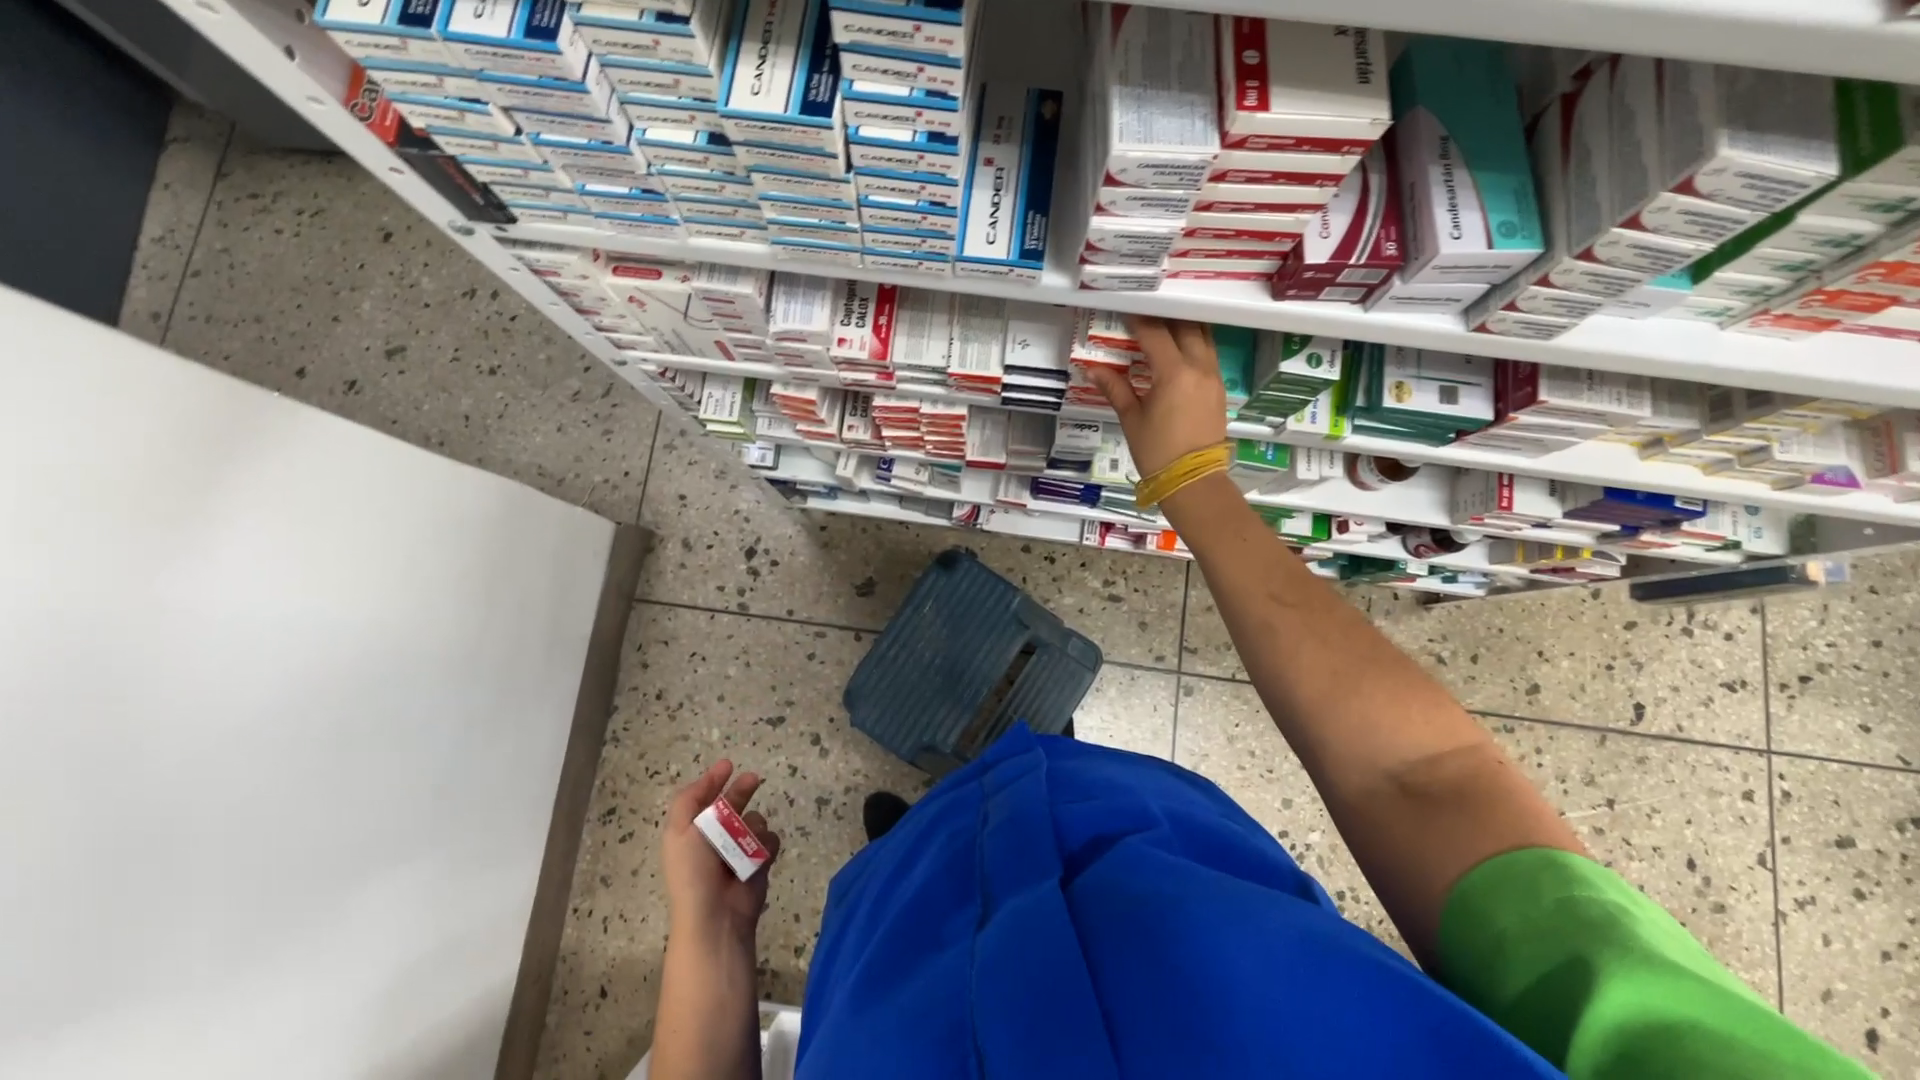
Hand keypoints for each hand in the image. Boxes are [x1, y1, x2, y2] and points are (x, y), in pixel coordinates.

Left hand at [661, 759, 781, 938]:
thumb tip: (705, 780)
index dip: (713, 780)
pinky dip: (766, 845)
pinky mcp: (760, 861)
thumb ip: (688, 800)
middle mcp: (715, 837)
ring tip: (745, 842)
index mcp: (691, 831)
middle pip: (732, 804)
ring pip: (754, 820)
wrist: (716, 915)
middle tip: (753, 778)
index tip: (728, 764)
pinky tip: (759, 856)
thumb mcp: (680, 831)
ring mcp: (739, 849)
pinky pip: (770, 840)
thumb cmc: (693, 871)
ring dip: (752, 826)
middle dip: (741, 790)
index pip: (702, 798)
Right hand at [1085, 316, 1227, 475]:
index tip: (1124, 313)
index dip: (1138, 320)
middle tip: (1145, 313)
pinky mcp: (1218, 388)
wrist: (1193, 481)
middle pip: (1185, 327)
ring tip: (1164, 324)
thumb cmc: (1158, 452)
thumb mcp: (1132, 419)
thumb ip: (1115, 388)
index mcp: (1174, 373)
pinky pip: (1208, 353)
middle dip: (1164, 317)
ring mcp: (1213, 376)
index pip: (1155, 334)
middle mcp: (1198, 368)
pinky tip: (1179, 348)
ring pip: (1202, 337)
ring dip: (1183, 327)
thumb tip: (1092, 369)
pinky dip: (1194, 343)